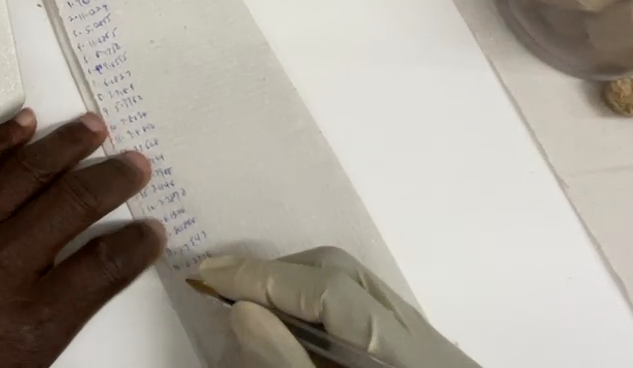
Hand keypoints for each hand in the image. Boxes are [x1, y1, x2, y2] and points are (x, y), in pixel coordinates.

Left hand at [0, 110, 163, 367]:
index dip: (132, 248)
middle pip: (73, 208)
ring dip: (65, 145)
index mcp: (30, 322)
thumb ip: (42, 328)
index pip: (101, 272)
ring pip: (27, 171)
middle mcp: (4, 264)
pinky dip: (1, 138)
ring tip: (93, 126)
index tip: (151, 228)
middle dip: (111, 181)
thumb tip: (72, 290)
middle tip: (135, 162)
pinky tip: (24, 121)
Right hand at [199, 248, 479, 367]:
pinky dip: (314, 305)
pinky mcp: (417, 355)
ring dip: (291, 285)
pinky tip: (289, 327)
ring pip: (351, 284)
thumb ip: (287, 366)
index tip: (205, 275)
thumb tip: (241, 307)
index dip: (262, 276)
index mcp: (411, 357)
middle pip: (341, 274)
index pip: (329, 290)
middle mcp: (426, 342)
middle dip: (275, 273)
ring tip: (249, 305)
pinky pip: (360, 308)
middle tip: (222, 288)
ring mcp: (427, 348)